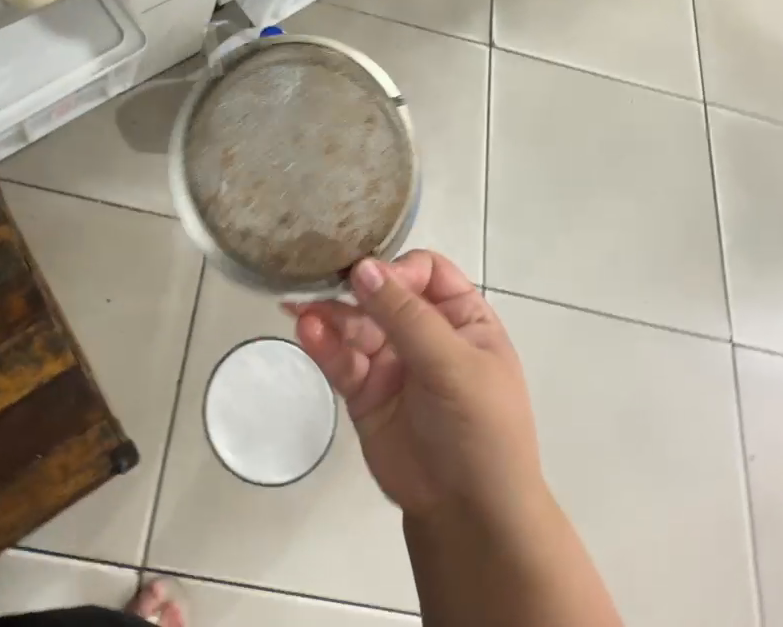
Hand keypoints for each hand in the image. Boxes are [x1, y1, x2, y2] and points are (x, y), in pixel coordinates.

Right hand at [290, 251, 543, 521]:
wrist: (468, 514)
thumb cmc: (480, 430)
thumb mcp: (454, 365)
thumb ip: (406, 316)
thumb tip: (362, 268)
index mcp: (462, 318)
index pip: (425, 272)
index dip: (398, 271)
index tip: (371, 281)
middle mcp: (425, 333)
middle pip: (382, 294)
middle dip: (353, 291)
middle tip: (319, 286)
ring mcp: (392, 362)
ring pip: (354, 324)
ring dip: (329, 315)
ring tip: (301, 310)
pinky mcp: (363, 392)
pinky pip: (340, 359)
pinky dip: (322, 344)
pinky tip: (306, 331)